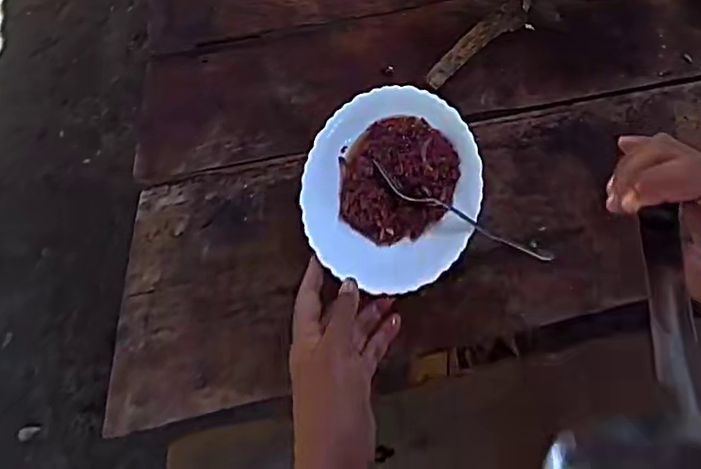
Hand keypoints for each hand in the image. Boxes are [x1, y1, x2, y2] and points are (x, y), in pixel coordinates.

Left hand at [290, 257, 399, 468]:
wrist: (336, 457)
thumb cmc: (326, 407)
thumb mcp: (334, 352)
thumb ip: (341, 316)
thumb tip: (347, 285)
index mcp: (307, 340)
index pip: (307, 298)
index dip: (314, 275)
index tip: (323, 253)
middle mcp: (321, 349)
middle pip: (336, 311)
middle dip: (352, 291)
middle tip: (369, 269)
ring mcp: (339, 365)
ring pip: (356, 328)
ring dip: (372, 311)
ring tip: (390, 291)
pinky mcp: (356, 380)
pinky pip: (369, 349)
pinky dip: (381, 335)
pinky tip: (394, 321)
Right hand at [606, 134, 700, 359]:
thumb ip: (691, 266)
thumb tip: (656, 242)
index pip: (696, 175)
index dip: (657, 182)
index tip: (627, 202)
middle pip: (679, 155)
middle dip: (640, 169)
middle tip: (614, 199)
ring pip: (673, 154)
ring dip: (639, 166)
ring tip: (614, 191)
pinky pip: (673, 170)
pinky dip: (646, 168)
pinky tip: (626, 163)